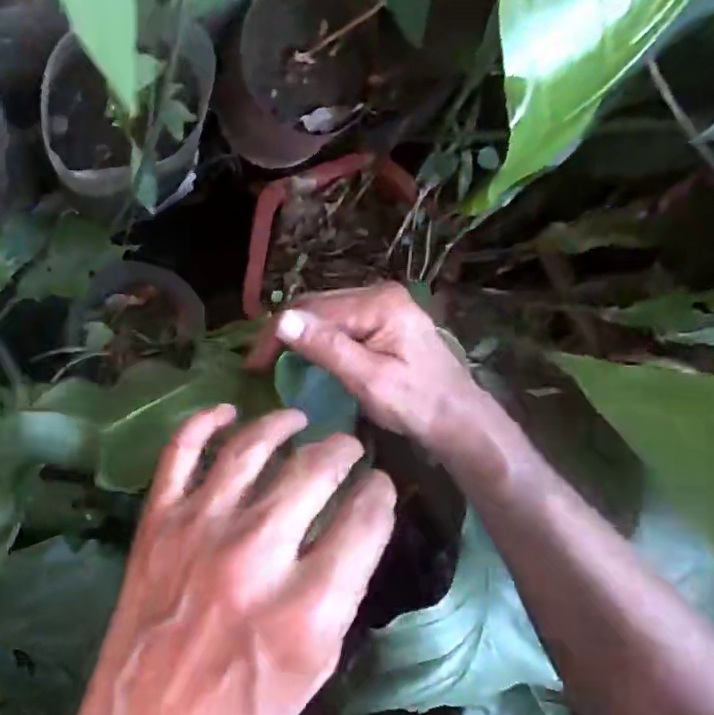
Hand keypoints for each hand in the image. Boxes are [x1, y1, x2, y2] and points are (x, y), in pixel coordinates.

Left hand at [16, 406, 395, 714]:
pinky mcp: (156, 522)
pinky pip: (180, 452)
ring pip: (251, 448)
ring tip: (298, 420)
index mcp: (306, 606)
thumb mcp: (316, 670)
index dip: (381, 494)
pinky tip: (228, 413)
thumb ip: (341, 593)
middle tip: (347, 449)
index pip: (363, 520)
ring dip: (282, 425)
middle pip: (314, 472)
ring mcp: (198, 530)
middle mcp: (254, 555)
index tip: (380, 485)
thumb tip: (357, 528)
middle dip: (342, 453)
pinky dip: (204, 422)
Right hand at [246, 282, 491, 453]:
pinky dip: (316, 337)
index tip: (253, 366)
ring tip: (274, 361)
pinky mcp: (384, 319)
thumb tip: (282, 319)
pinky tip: (304, 355)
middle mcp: (380, 293)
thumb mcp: (369, 379)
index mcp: (379, 303)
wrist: (461, 421)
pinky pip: (339, 322)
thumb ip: (327, 347)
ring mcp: (383, 305)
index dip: (277, 335)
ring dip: (298, 334)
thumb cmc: (418, 405)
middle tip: (258, 365)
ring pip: (324, 312)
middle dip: (284, 332)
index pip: (312, 310)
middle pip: (316, 305)